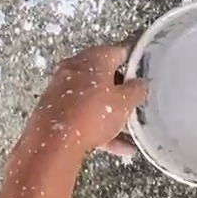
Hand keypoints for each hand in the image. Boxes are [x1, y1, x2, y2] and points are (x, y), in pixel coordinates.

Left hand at [26, 44, 148, 158]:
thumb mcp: (124, 103)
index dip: (134, 64)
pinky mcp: (53, 107)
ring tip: (127, 131)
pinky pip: (81, 113)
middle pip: (104, 75)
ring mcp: (61, 87)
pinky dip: (96, 126)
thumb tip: (142, 84)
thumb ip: (137, 90)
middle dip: (120, 91)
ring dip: (109, 112)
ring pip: (92, 97)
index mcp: (95, 58)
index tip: (142, 75)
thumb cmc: (90, 115)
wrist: (53, 142)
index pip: (120, 52)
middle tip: (134, 103)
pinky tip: (114, 145)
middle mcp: (75, 67)